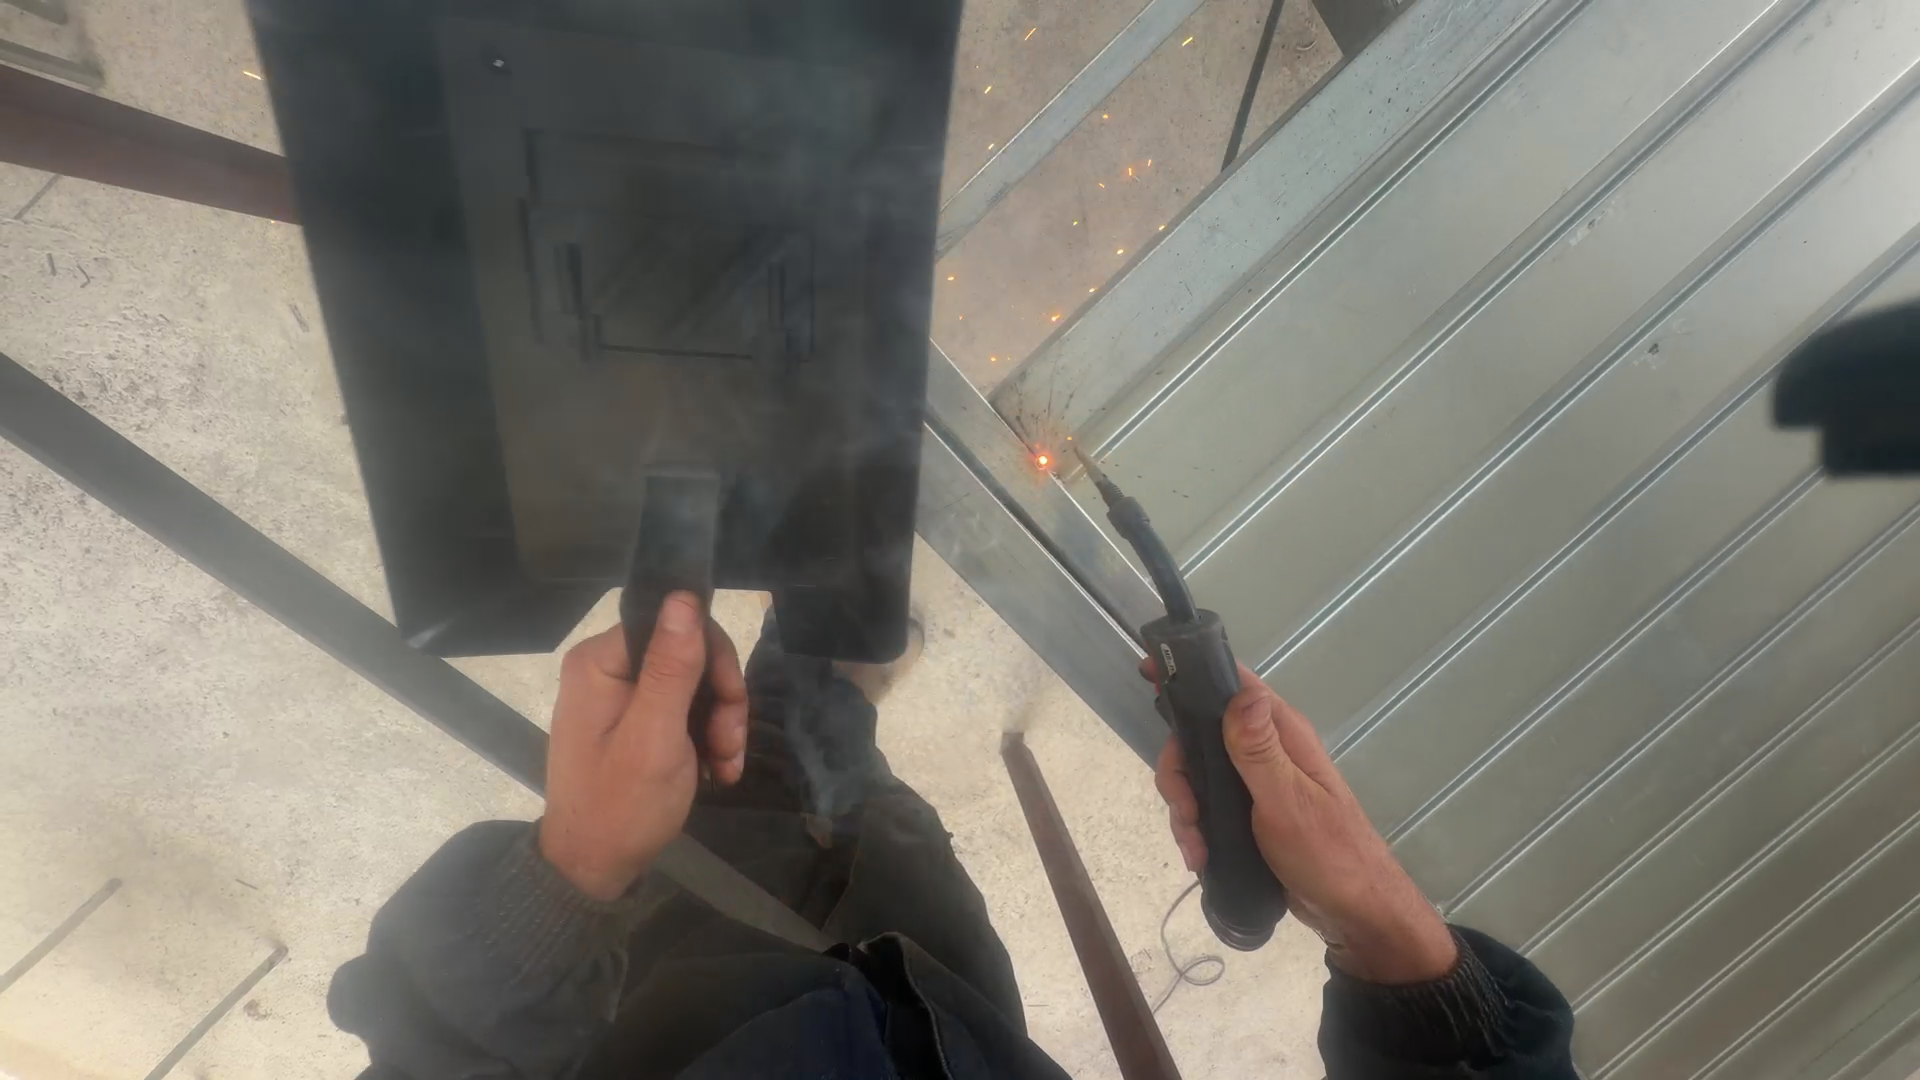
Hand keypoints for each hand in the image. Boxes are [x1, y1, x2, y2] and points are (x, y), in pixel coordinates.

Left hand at [538, 593, 749, 900]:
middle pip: (691, 652)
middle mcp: (610, 668)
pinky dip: (712, 735)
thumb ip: (672, 667)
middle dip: (722, 698)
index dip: (712, 657)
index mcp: (601, 662)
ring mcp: (624, 694)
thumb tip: (684, 596)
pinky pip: (690, 706)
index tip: (731, 701)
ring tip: (726, 763)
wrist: (596, 871)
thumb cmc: (621, 806)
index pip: (675, 623)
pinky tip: (720, 767)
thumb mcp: (655, 737)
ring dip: (723, 722)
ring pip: (699, 680)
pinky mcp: (639, 717)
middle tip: (730, 743)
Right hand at [1152, 662, 1456, 983]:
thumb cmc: (1329, 855)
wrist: (1356, 918)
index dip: (1189, 676)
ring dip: (1184, 809)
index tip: (1148, 675)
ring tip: (1194, 848)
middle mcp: (1264, 747)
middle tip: (1184, 811)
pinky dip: (1194, 827)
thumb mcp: (1288, 801)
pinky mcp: (1245, 810)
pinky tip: (1199, 855)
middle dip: (1179, 773)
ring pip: (1196, 773)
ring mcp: (1253, 779)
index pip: (1231, 683)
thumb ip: (1259, 748)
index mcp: (1280, 731)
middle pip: (1198, 735)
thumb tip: (1242, 693)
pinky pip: (1204, 804)